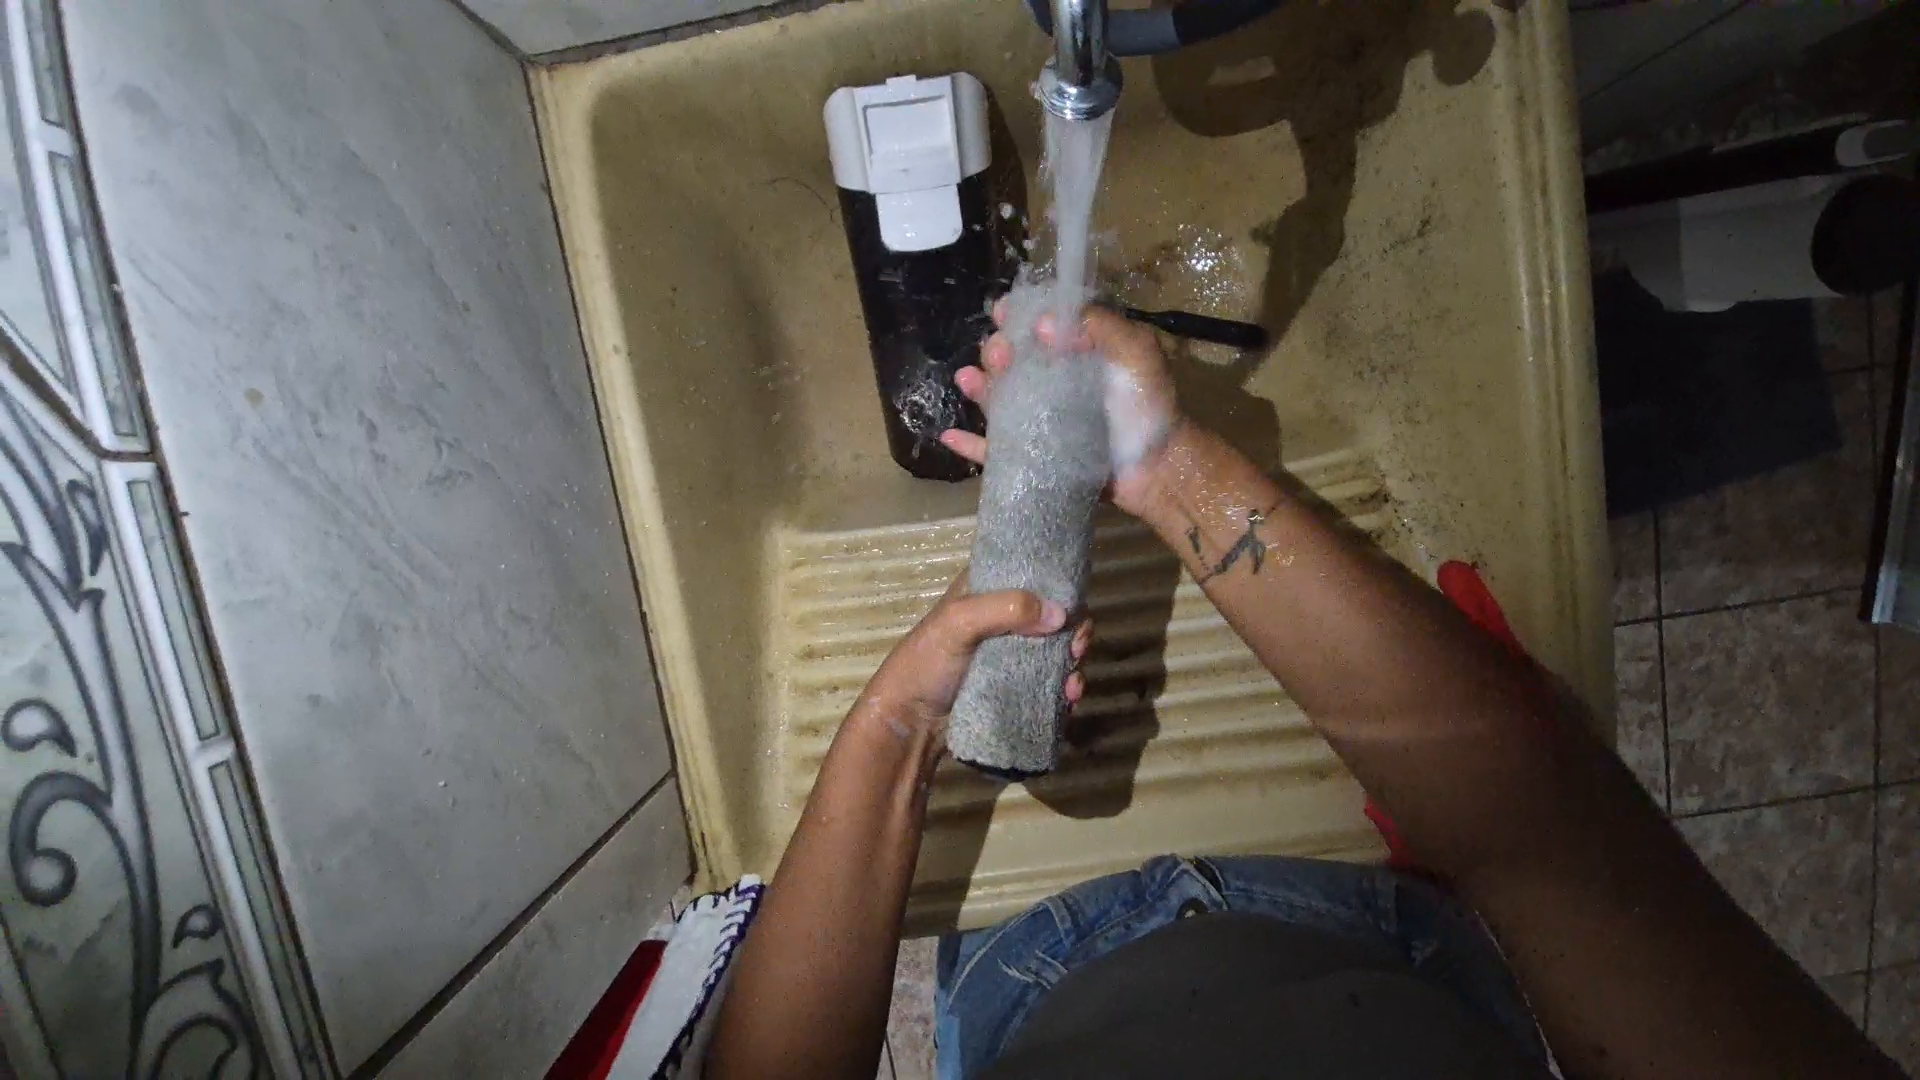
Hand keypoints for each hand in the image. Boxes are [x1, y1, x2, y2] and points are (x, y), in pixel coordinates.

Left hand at [854, 575, 1092, 738]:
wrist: (911, 722)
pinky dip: (1066, 687)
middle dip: (1074, 631)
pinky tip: (1069, 699)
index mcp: (987, 590)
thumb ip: (1005, 609)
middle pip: (1053, 614)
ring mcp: (1012, 653)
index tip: (1073, 606)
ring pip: (1057, 649)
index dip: (1058, 586)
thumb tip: (1060, 614)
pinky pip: (1052, 681)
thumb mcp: (958, 623)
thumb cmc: (926, 662)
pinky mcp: (1018, 684)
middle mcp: (1004, 617)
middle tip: (1076, 649)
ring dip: (1073, 664)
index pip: (1033, 574)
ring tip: (1072, 685)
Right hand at [939, 301, 1182, 517]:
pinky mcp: (1032, 456)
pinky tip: (950, 436)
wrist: (1156, 467)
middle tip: (1000, 353)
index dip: (1018, 317)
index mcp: (1075, 355)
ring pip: (997, 401)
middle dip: (997, 352)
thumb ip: (1101, 327)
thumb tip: (1047, 323)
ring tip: (969, 381)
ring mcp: (1039, 422)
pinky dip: (970, 444)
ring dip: (978, 387)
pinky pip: (994, 451)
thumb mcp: (1136, 353)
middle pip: (1011, 362)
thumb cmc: (1148, 406)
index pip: (1038, 329)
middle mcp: (1052, 384)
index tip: (1006, 313)